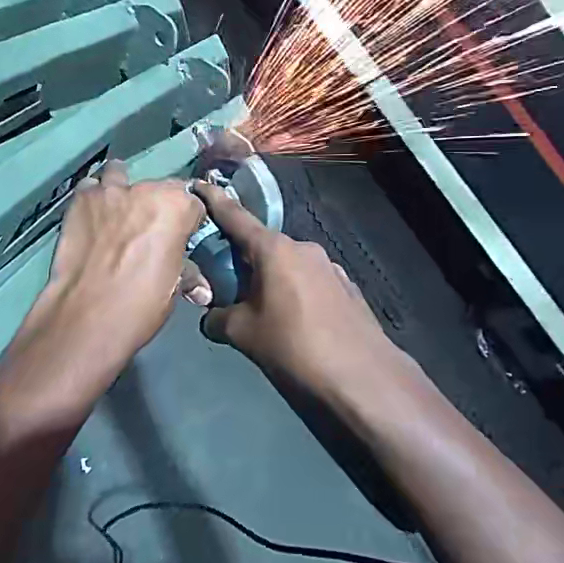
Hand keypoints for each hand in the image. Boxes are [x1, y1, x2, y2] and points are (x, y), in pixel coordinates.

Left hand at [23, 160, 205, 368]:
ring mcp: (108, 192)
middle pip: (157, 188)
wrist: (87, 315)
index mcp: (176, 206)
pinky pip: (90, 189)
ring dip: (121, 191)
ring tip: (117, 214)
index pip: (193, 203)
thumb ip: (186, 271)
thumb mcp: (173, 287)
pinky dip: (94, 200)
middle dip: (156, 207)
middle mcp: (144, 190)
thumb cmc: (141, 303)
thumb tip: (199, 285)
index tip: (182, 238)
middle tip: (147, 234)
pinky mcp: (79, 201)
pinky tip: (92, 219)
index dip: (189, 222)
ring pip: (118, 176)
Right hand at [194, 182, 417, 406]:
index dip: (215, 201)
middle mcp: (303, 248)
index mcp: (274, 249)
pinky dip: (293, 292)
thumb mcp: (243, 334)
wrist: (362, 377)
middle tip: (224, 285)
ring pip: (287, 265)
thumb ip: (219, 318)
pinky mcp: (347, 288)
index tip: (200, 185)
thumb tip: (212, 317)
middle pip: (262, 246)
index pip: (236, 217)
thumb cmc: (294, 347)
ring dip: (270, 279)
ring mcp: (330, 266)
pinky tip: (293, 322)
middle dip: (242, 260)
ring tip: (261, 312)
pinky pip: (309, 282)